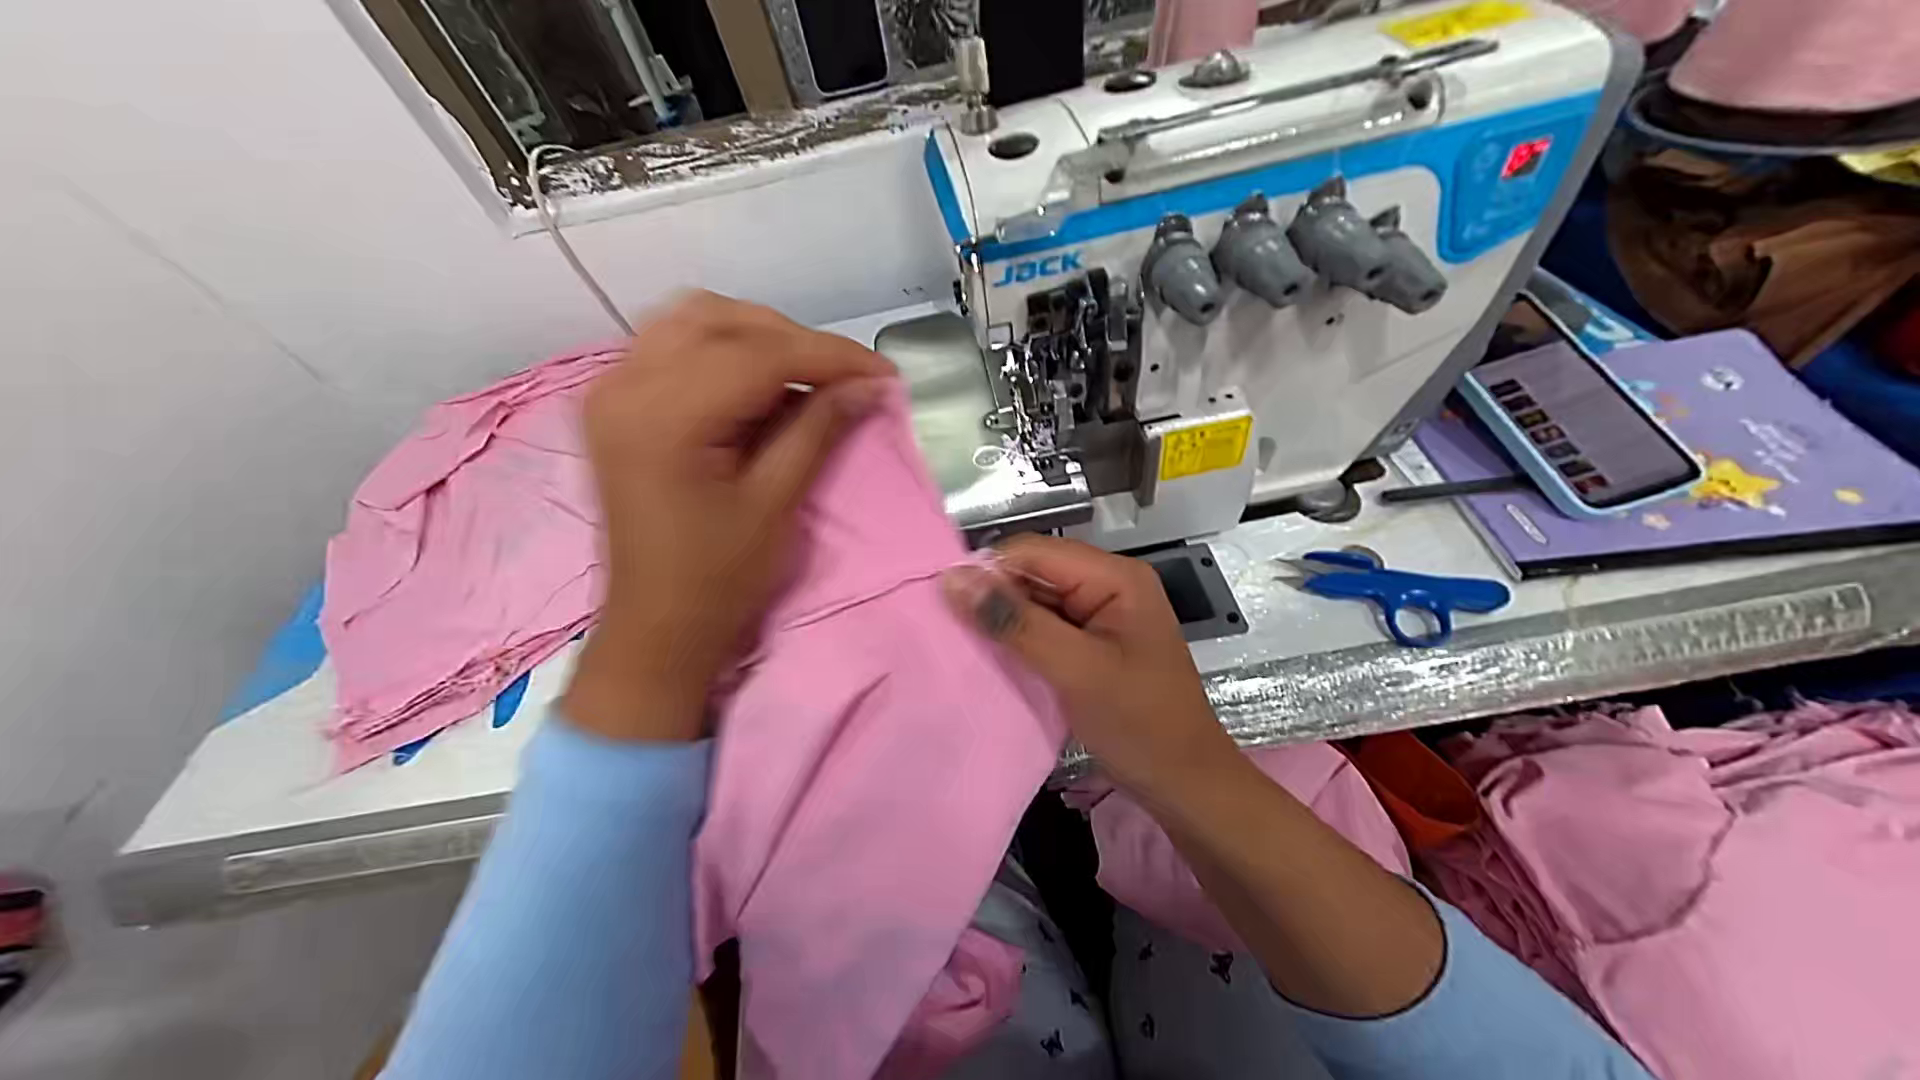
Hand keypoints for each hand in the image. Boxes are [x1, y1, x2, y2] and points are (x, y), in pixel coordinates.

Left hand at [562, 292, 893, 741]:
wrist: (656, 628)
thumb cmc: (719, 580)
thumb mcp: (776, 503)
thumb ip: (818, 430)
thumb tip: (869, 385)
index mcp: (665, 417)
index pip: (758, 353)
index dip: (830, 355)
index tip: (882, 371)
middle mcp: (625, 385)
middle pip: (721, 319)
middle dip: (795, 340)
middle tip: (845, 377)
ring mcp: (611, 390)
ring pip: (694, 320)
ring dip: (757, 336)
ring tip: (806, 376)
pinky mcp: (616, 403)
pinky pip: (674, 344)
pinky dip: (724, 349)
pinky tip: (757, 382)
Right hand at [939, 534, 1239, 800]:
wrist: (1185, 784)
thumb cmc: (1141, 726)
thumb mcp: (1076, 671)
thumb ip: (1015, 622)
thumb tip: (954, 578)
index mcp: (1115, 577)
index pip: (1033, 552)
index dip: (988, 571)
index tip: (945, 605)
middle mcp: (1107, 584)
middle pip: (1032, 572)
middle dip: (993, 596)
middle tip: (950, 631)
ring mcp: (1099, 613)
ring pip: (1033, 599)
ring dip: (1002, 619)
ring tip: (965, 646)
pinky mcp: (1090, 641)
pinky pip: (1043, 625)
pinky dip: (1017, 638)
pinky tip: (994, 658)